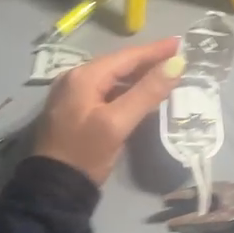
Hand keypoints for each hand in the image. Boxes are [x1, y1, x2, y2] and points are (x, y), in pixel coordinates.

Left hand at [33, 37, 183, 184]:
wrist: (53, 189)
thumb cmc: (85, 153)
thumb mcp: (117, 123)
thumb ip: (147, 92)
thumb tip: (177, 64)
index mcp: (83, 77)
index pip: (126, 57)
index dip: (155, 50)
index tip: (180, 43)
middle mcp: (75, 79)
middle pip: (119, 64)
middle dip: (148, 61)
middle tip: (177, 57)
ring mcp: (72, 94)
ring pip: (113, 78)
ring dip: (138, 76)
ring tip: (165, 73)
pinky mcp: (75, 110)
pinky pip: (106, 91)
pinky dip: (126, 90)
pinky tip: (141, 94)